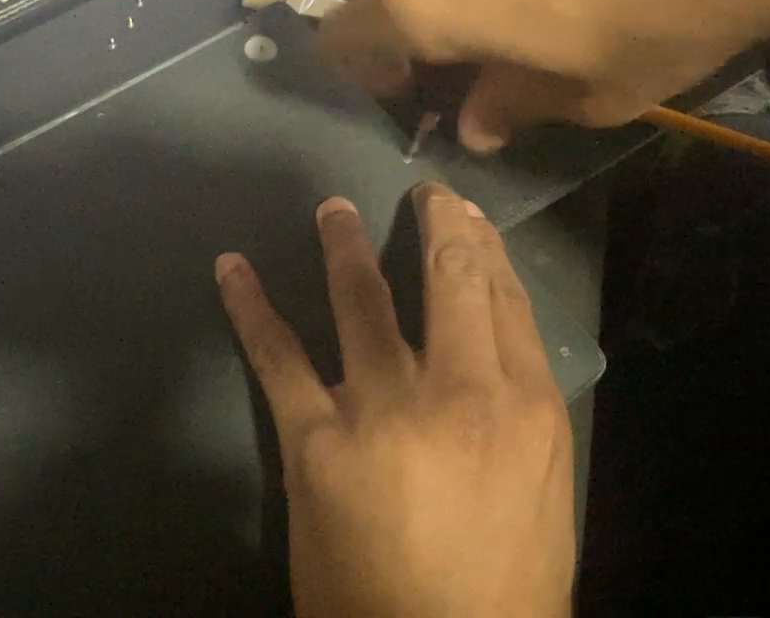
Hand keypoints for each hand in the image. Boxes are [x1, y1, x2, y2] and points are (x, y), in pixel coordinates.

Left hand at [214, 184, 575, 617]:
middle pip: (448, 280)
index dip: (482, 245)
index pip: (504, 298)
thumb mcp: (540, 488)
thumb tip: (490, 335)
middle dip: (436, 223)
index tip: (464, 212)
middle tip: (421, 192)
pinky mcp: (313, 437)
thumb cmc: (500, 578)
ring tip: (332, 208)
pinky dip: (250, 306)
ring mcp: (379, 409)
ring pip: (362, 298)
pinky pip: (277, 354)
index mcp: (524, 408)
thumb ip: (516, 406)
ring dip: (344, 243)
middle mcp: (456, 393)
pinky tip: (230, 267)